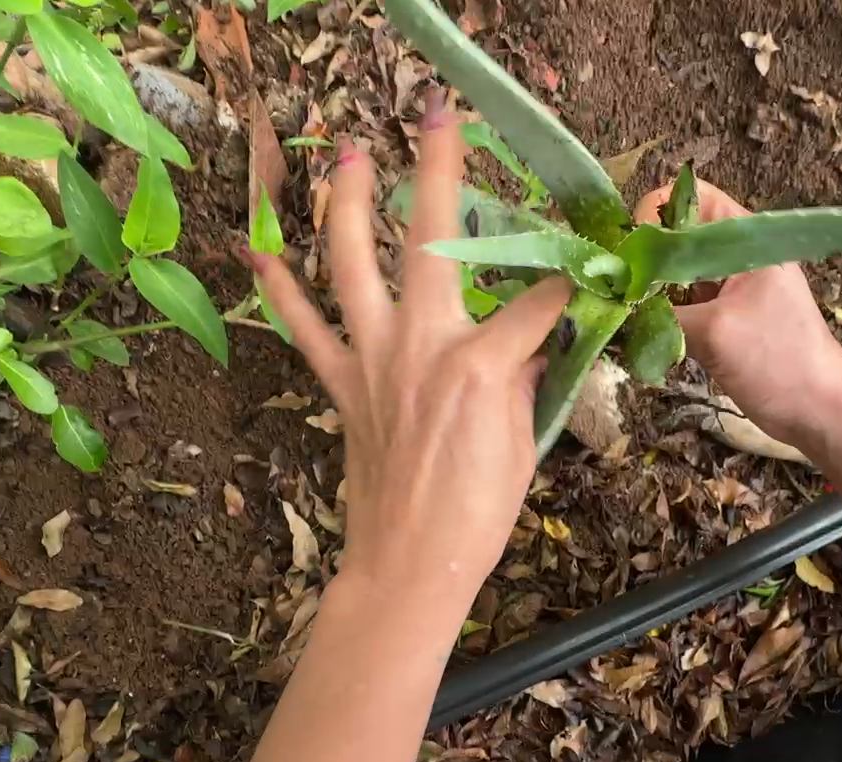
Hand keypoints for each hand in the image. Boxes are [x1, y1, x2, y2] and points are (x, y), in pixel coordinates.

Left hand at [250, 91, 573, 612]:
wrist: (410, 563)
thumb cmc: (478, 514)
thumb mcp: (524, 445)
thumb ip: (524, 382)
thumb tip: (530, 345)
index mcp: (482, 364)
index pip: (537, 302)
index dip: (567, 282)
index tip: (583, 268)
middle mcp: (424, 345)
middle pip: (434, 241)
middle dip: (441, 172)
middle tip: (439, 119)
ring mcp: (374, 360)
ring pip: (352, 264)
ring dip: (347, 204)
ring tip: (346, 156)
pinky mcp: (342, 385)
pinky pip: (304, 329)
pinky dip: (279, 292)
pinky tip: (258, 254)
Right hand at [633, 179, 841, 450]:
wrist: (818, 413)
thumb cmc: (778, 362)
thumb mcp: (716, 331)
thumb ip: (663, 314)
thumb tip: (614, 307)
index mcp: (745, 239)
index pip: (688, 198)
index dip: (652, 217)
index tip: (632, 259)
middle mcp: (733, 258)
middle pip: (675, 240)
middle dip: (643, 263)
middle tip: (618, 297)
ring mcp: (726, 293)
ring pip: (673, 279)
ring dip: (648, 298)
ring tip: (626, 322)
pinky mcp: (720, 324)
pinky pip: (680, 311)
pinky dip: (659, 323)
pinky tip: (640, 341)